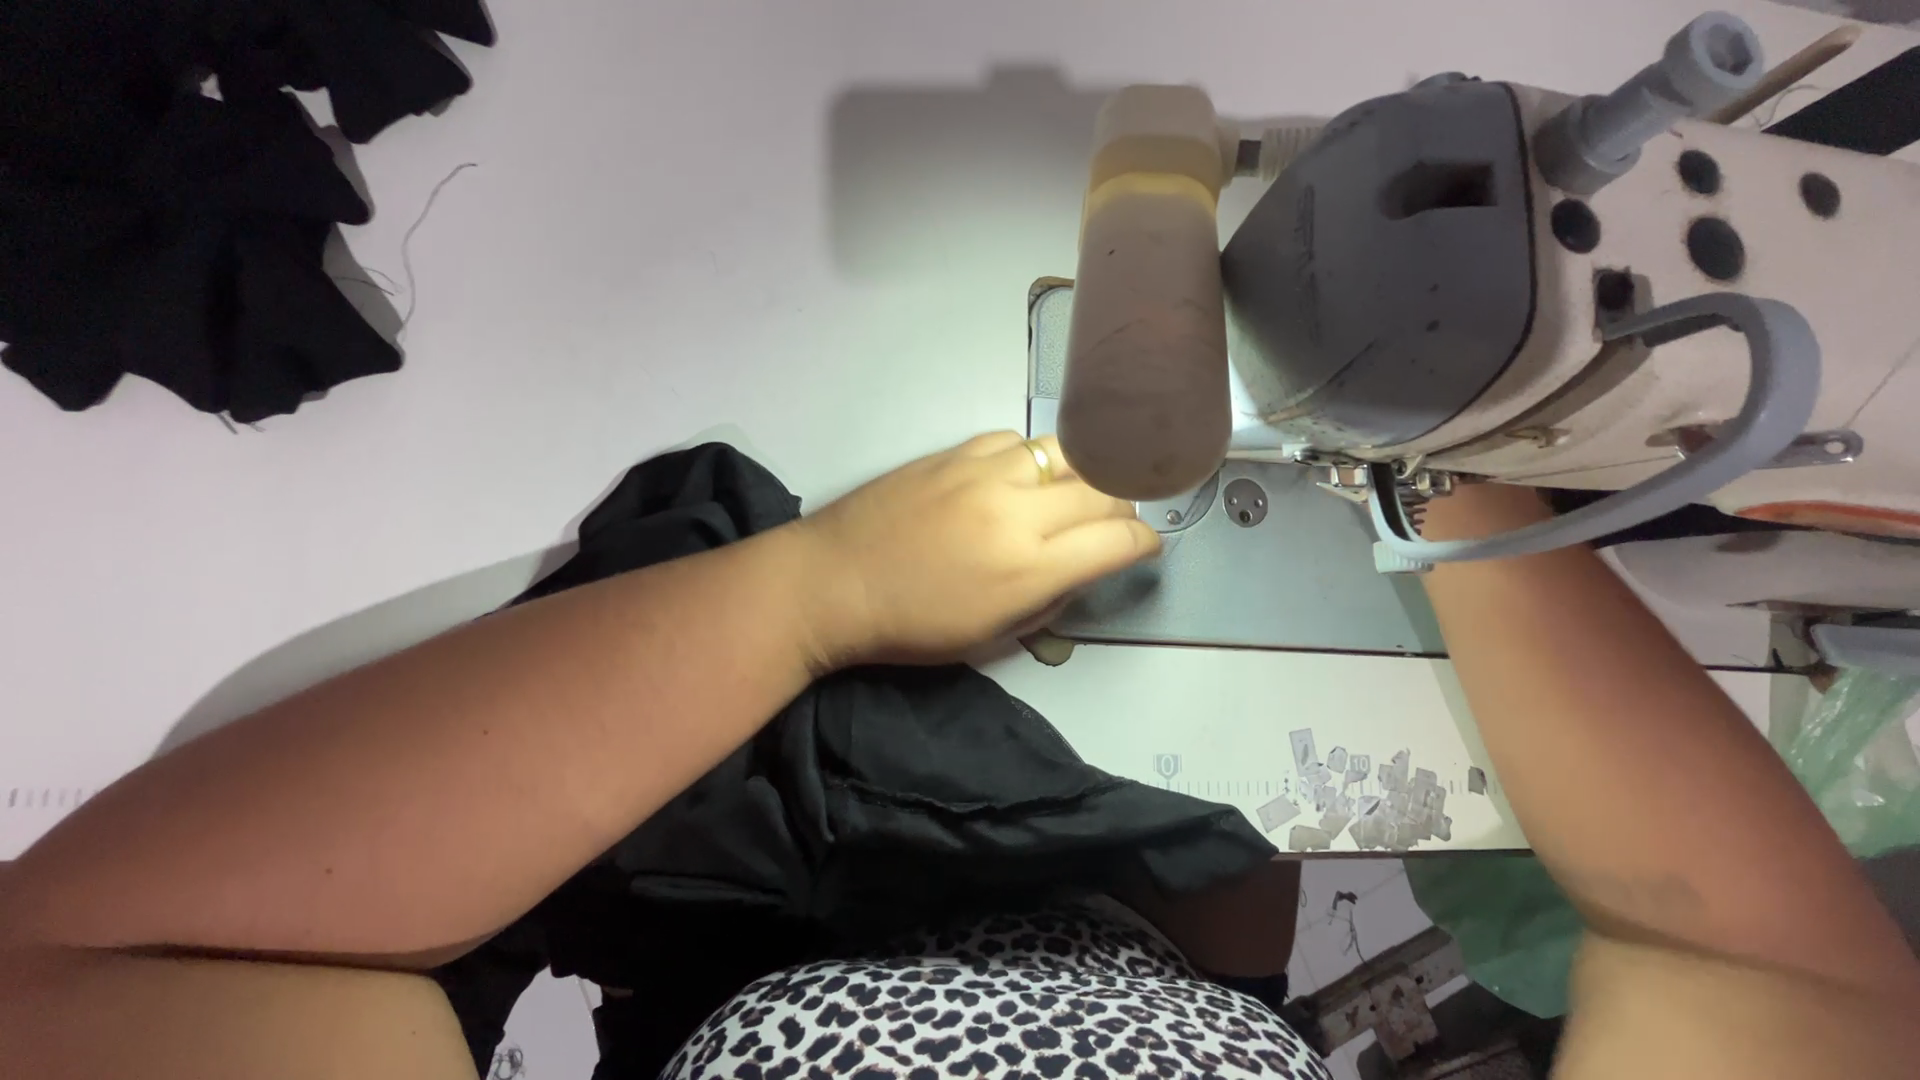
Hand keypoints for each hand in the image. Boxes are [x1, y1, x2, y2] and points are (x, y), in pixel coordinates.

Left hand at [789, 432, 1159, 669]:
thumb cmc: (910, 628)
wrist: (833, 582)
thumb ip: (1049, 601)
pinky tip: (1017, 478)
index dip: (1143, 543)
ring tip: (1072, 495)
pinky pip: (1015, 442)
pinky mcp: (954, 452)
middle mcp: (1018, 512)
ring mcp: (985, 473)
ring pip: (1066, 454)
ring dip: (1082, 477)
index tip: (1141, 548)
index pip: (1119, 540)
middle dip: (1122, 509)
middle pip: (1104, 491)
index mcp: (1030, 569)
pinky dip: (1030, 460)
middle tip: (1112, 524)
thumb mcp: (991, 637)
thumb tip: (1079, 569)